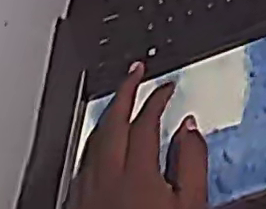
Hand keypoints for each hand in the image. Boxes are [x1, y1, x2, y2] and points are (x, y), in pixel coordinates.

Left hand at [74, 63, 207, 208]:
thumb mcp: (190, 206)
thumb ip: (192, 162)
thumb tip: (190, 127)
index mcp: (137, 174)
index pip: (145, 121)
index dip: (158, 97)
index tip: (168, 86)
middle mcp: (106, 178)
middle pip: (113, 121)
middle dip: (126, 89)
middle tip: (137, 70)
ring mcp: (85, 193)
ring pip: (93, 139)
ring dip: (109, 112)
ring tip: (121, 97)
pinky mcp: (73, 205)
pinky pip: (82, 161)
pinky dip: (95, 140)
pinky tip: (103, 139)